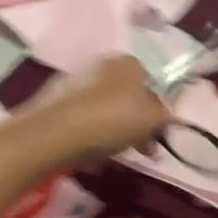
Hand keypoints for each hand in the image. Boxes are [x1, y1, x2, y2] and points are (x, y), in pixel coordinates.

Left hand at [19, 55, 172, 169]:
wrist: (57, 131)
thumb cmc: (113, 119)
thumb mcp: (152, 119)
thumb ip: (163, 116)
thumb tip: (164, 116)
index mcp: (127, 62)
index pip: (150, 82)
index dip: (156, 110)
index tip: (156, 135)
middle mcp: (100, 64)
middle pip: (125, 97)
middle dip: (133, 124)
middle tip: (139, 150)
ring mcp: (74, 82)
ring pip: (102, 109)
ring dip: (110, 131)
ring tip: (111, 155)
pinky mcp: (53, 102)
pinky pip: (80, 121)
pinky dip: (88, 136)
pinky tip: (88, 154)